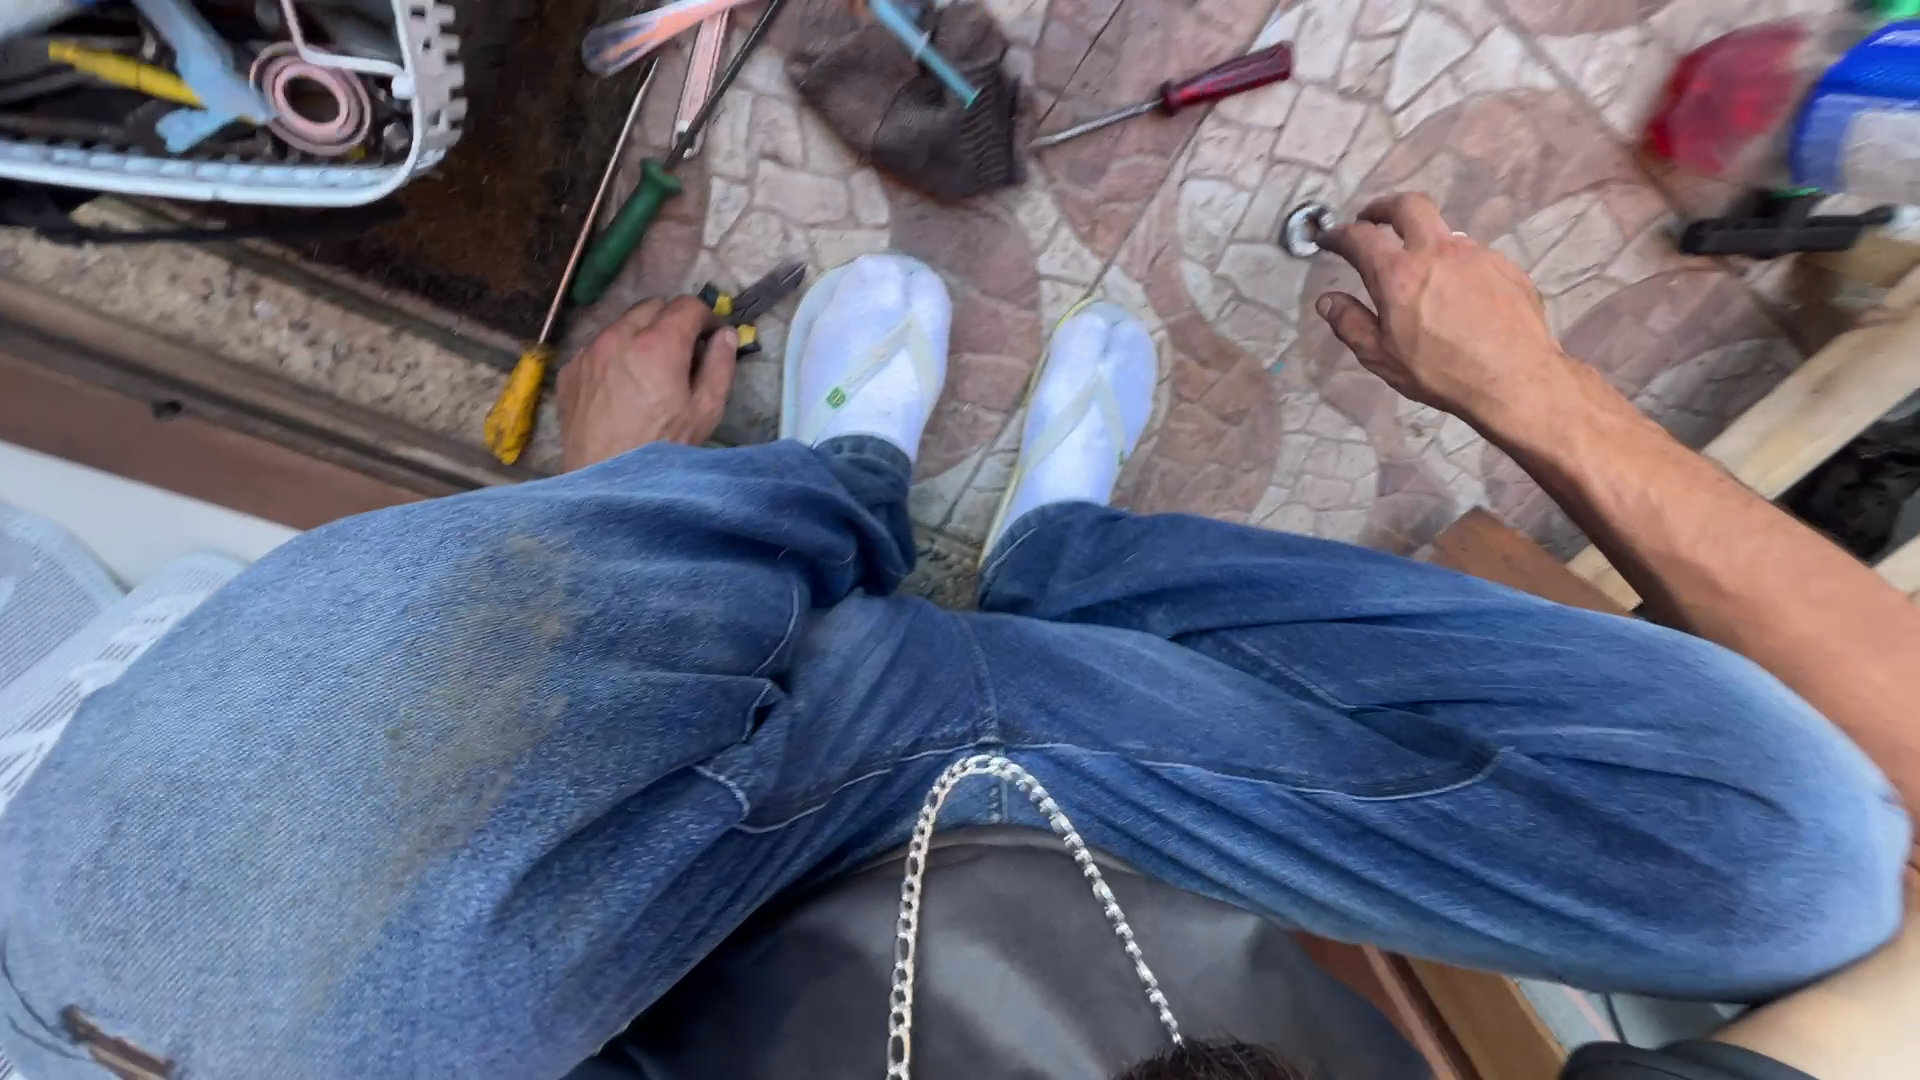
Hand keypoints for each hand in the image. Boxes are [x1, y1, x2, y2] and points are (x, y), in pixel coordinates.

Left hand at [556, 296, 737, 470]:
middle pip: (653, 306)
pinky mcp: (571, 369)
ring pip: (622, 324)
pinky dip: (616, 354)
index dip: (706, 318)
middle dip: (673, 320)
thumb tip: (726, 335)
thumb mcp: (706, 410)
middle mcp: (619, 336)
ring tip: (652, 369)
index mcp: (659, 344)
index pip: (687, 306)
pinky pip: (598, 347)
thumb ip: (720, 366)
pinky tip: (623, 385)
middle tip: (685, 352)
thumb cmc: (664, 447)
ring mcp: (589, 351)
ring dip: (642, 334)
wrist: (606, 479)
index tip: (712, 337)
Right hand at [1316, 193, 1575, 423]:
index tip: (1328, 239)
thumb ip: (1349, 322)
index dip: (1339, 234)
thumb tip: (1328, 300)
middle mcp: (1437, 252)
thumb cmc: (1437, 371)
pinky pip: (1468, 252)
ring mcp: (1475, 254)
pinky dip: (1449, 260)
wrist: (1513, 377)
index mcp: (1399, 275)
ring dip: (1419, 237)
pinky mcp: (1503, 265)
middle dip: (1383, 207)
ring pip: (1441, 229)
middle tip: (1369, 219)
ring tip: (1413, 265)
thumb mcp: (1379, 356)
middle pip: (1409, 206)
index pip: (1361, 238)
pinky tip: (1451, 289)